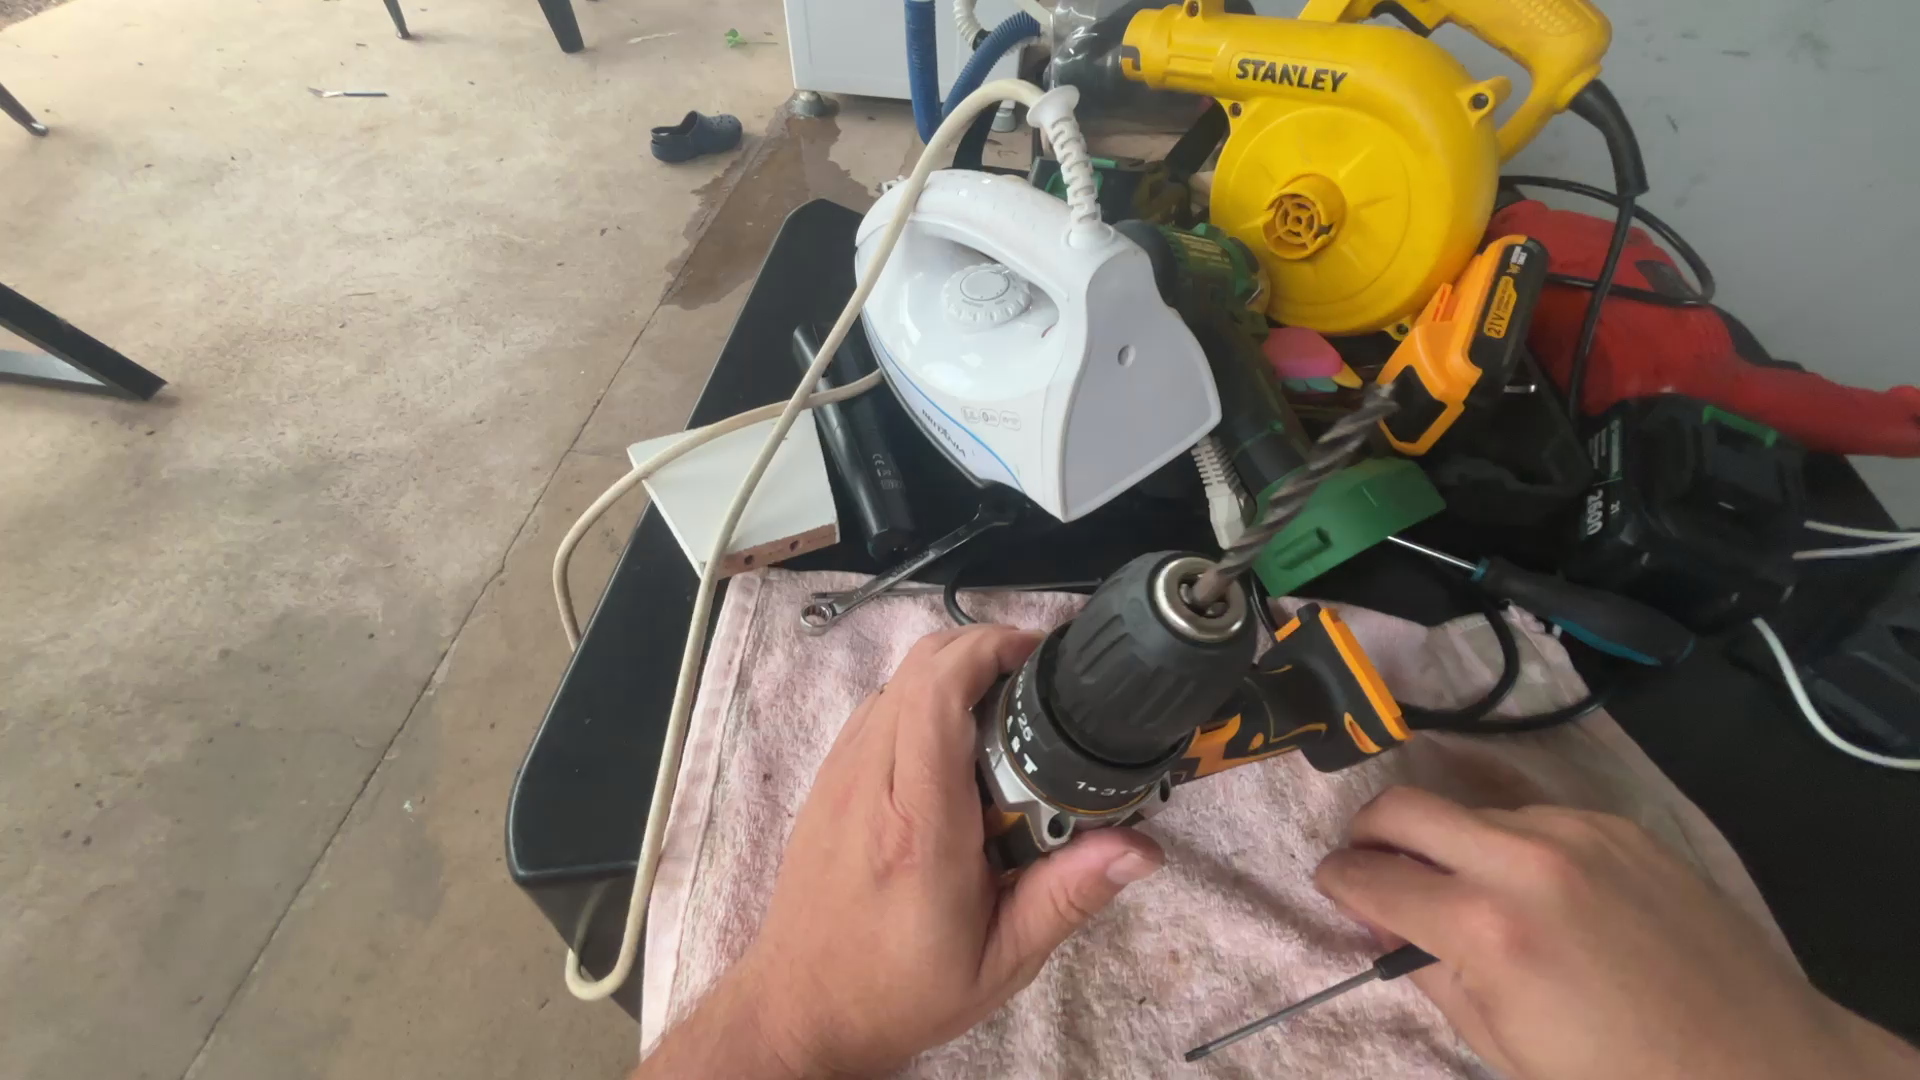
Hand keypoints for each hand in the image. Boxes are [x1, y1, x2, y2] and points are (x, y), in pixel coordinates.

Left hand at [638, 626, 1163, 1078]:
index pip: (939, 694)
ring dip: (951, 667)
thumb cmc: (900, 987)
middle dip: (979, 645)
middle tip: (1030, 671)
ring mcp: (842, 769)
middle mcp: (873, 778)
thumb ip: (1067, 896)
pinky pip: (880, 704)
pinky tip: (952, 733)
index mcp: (922, 821)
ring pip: (898, 677)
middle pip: (919, 666)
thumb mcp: (1000, 959)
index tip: (1035, 655)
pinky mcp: (829, 772)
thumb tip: (1140, 849)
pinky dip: (921, 693)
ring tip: (999, 699)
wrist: (800, 1003)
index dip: (987, 650)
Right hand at [1313, 787, 1919, 1079]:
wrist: (1779, 1076)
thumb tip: (1378, 916)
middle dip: (1367, 833)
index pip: (1369, 875)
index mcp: (1485, 929)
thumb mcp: (1499, 1045)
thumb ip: (1423, 966)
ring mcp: (1572, 833)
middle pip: (1399, 806)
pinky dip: (1510, 846)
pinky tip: (1547, 892)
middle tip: (1373, 863)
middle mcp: (1521, 861)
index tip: (1333, 885)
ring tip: (1480, 891)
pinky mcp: (1613, 825)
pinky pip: (1528, 818)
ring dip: (1449, 844)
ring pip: (1466, 811)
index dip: (1337, 879)